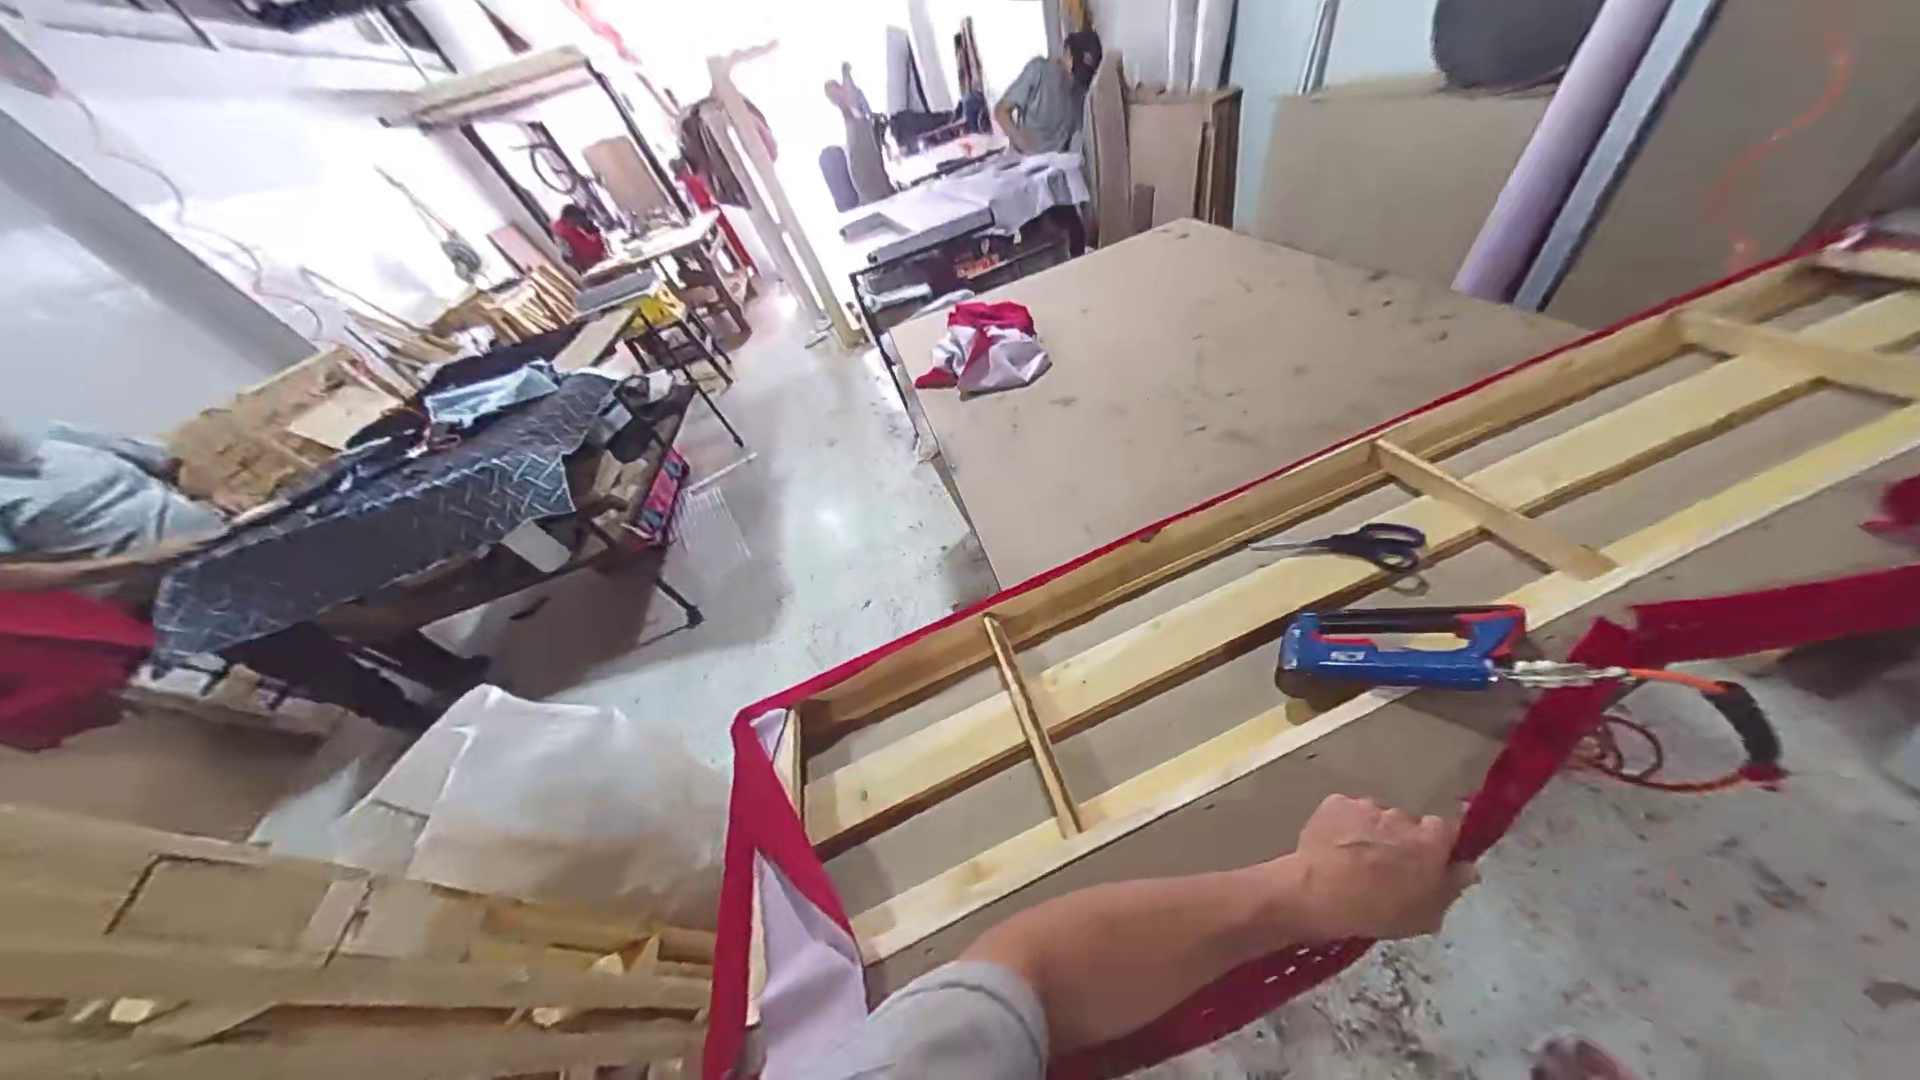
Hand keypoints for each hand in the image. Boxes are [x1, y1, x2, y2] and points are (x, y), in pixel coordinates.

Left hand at [1276, 794, 1476, 940]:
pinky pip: (1345, 810)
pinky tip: (1334, 845)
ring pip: (1374, 816)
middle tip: (1386, 865)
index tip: (1427, 860)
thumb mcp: (1428, 913)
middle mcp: (1399, 816)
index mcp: (1429, 842)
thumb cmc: (1380, 910)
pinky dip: (1343, 823)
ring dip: (1370, 830)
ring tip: (1354, 857)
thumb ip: (1450, 886)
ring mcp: (1364, 806)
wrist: (1322, 891)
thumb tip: (1465, 867)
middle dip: (1400, 840)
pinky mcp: (1334, 802)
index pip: (1445, 831)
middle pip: (1406, 823)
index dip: (1436, 845)